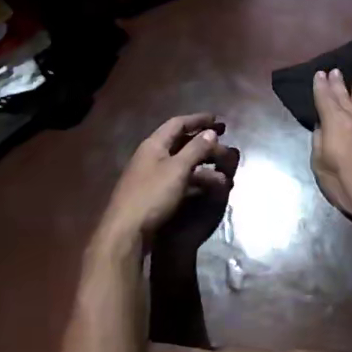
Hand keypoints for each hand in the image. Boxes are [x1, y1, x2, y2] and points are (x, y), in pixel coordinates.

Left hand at [99, 113, 236, 250]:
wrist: (126, 232)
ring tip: (224, 177)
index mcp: (154, 145)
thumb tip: (211, 132)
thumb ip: (196, 149)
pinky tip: (210, 190)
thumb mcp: (177, 169)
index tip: (217, 120)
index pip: (177, 124)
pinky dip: (196, 182)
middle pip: (182, 144)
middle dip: (205, 146)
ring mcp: (152, 177)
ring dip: (204, 168)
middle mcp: (152, 157)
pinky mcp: (155, 195)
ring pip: (183, 165)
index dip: (198, 120)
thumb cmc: (152, 194)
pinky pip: (180, 181)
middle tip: (225, 149)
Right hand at [310, 70, 351, 219]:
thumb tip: (321, 126)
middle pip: (344, 97)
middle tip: (335, 71)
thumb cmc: (342, 181)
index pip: (324, 99)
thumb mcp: (320, 164)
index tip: (319, 74)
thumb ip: (319, 141)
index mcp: (334, 122)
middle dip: (338, 84)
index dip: (321, 86)